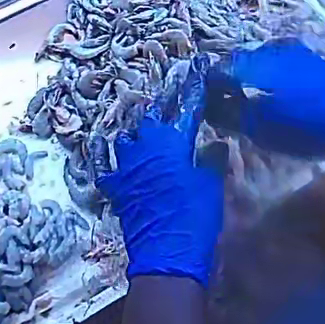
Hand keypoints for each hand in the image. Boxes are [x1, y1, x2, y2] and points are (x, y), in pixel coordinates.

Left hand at [97, 64, 222, 285]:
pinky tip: (113, 151)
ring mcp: (125, 166)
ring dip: (139, 133)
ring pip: (128, 139)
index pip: (185, 109)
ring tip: (148, 129)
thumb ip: (210, 160)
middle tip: (173, 96)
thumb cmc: (194, 216)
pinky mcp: (115, 186)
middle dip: (163, 106)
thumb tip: (215, 145)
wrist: (166, 252)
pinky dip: (112, 157)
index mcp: (170, 142)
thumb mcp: (211, 185)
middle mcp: (143, 148)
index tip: (198, 71)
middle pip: (152, 119)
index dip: (192, 91)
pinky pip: (109, 165)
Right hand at [206, 40, 324, 160]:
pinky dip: (266, 75)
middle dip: (227, 82)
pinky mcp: (302, 54)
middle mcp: (262, 51)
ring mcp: (284, 49)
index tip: (208, 106)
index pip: (213, 73)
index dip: (207, 90)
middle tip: (230, 105)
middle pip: (232, 64)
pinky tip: (275, 94)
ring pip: (252, 61)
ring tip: (253, 100)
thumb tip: (207, 106)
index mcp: (247, 69)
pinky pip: (272, 62)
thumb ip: (228, 115)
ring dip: (247, 78)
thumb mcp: (258, 130)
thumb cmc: (305, 130)